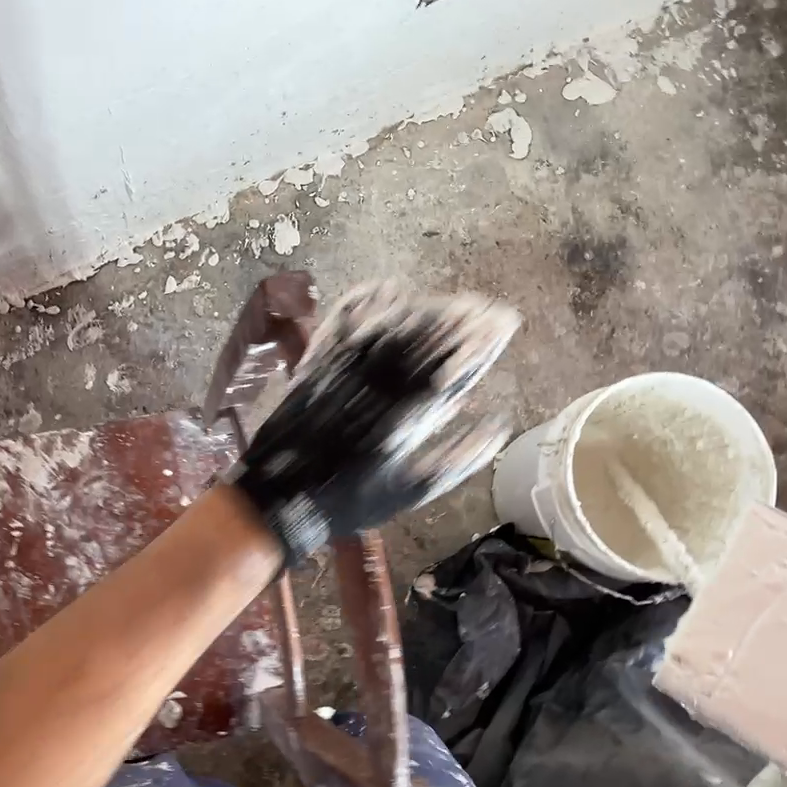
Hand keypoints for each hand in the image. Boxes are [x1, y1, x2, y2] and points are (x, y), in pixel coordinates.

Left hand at [229, 281, 519, 565]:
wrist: (280, 499)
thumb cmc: (349, 501)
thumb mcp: (411, 492)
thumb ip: (459, 459)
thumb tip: (499, 422)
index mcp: (400, 423)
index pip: (449, 374)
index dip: (479, 347)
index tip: (505, 324)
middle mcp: (373, 392)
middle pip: (422, 345)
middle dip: (458, 322)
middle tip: (485, 306)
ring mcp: (339, 375)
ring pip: (386, 331)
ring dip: (422, 310)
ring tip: (450, 300)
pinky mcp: (312, 367)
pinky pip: (339, 326)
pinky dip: (363, 303)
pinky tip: (385, 285)